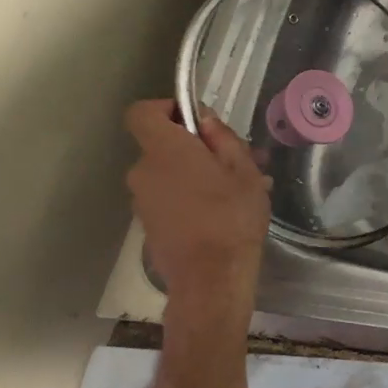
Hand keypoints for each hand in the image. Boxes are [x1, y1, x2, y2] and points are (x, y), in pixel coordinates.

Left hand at [124, 100, 270, 308]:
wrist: (210, 279)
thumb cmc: (231, 216)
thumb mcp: (243, 169)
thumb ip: (222, 138)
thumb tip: (204, 120)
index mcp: (164, 150)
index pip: (142, 112)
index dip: (167, 108)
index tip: (197, 119)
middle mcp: (144, 171)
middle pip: (163, 144)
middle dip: (199, 146)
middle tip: (242, 158)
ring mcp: (143, 200)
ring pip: (171, 171)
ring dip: (201, 172)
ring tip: (244, 187)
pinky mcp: (150, 223)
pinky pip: (170, 195)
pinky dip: (193, 194)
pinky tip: (227, 210)